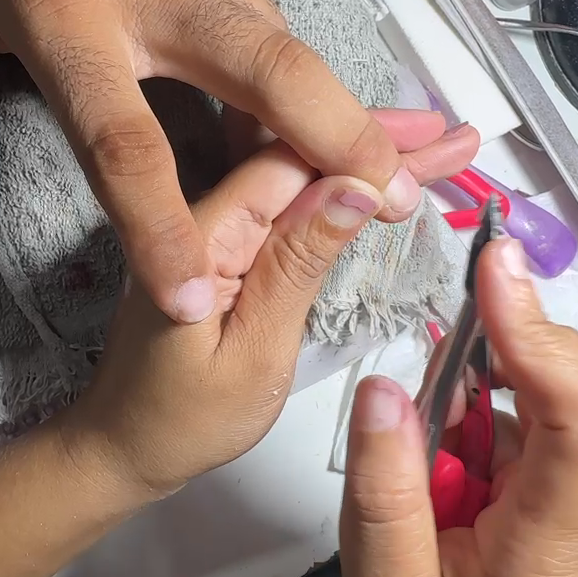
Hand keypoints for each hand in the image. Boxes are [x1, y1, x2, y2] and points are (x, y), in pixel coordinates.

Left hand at [0, 0, 412, 327]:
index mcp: (63, 14)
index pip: (122, 142)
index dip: (160, 228)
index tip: (196, 303)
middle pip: (266, 73)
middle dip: (334, 142)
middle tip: (390, 206)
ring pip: (289, 46)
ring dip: (341, 113)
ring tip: (382, 180)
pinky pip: (275, 28)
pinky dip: (304, 84)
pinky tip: (314, 124)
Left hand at [61, 109, 477, 499]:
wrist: (125, 442)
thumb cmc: (185, 418)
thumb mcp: (253, 352)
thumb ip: (298, 265)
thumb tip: (355, 186)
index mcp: (205, 233)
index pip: (288, 166)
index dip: (360, 150)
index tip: (431, 145)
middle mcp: (204, 214)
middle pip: (296, 159)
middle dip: (377, 144)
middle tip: (452, 134)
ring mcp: (212, 227)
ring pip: (296, 177)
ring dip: (363, 160)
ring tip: (433, 145)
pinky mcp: (223, 245)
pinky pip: (285, 205)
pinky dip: (334, 190)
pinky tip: (373, 179)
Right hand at [340, 240, 577, 576]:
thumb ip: (382, 501)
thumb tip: (384, 388)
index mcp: (553, 553)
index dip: (543, 338)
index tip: (493, 271)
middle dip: (498, 351)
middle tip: (423, 396)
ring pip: (553, 392)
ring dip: (479, 391)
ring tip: (431, 464)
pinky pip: (538, 414)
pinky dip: (485, 412)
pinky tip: (453, 464)